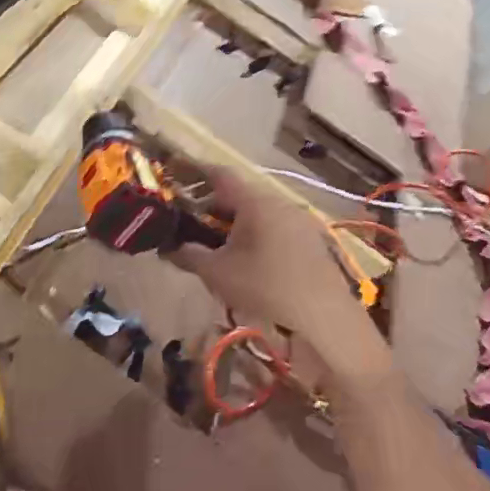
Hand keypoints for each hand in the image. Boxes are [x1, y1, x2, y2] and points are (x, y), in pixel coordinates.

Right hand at [167, 166, 391, 383]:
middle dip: (210, 203)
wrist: (323, 317)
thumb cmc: (263, 287)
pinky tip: (242, 256)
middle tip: (187, 219)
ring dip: (232, 221)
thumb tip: (167, 247)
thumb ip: (188, 254)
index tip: (175, 178)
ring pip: (256, 211)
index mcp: (255, 202)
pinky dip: (252, 232)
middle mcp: (279, 203)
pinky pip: (273, 226)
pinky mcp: (310, 241)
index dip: (195, 172)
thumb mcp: (216, 272)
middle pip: (238, 193)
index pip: (220, 175)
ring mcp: (299, 221)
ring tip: (212, 241)